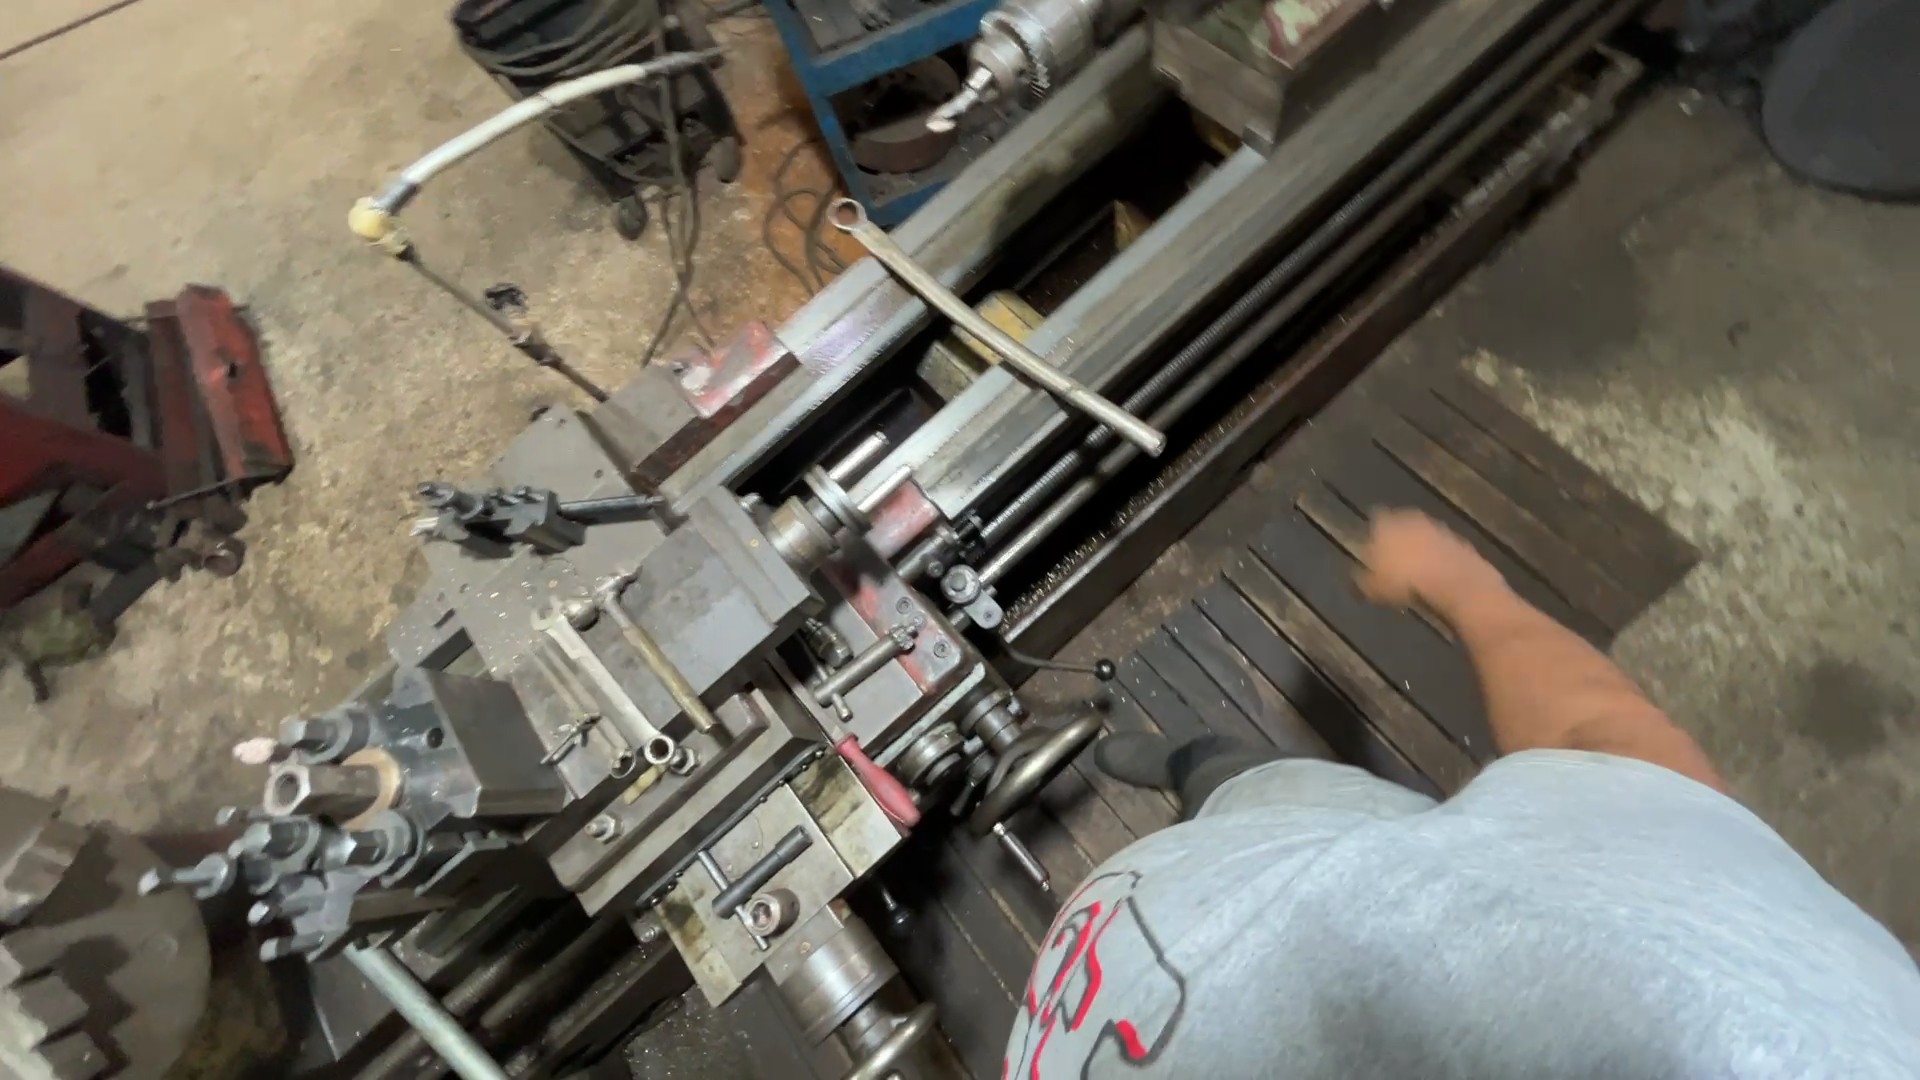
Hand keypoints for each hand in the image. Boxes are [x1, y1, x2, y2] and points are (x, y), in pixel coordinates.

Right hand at [1356, 510, 1507, 613]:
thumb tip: (1357, 575)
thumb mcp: (1372, 587)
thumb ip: (1362, 578)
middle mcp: (1410, 518)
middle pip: (1399, 524)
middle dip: (1396, 538)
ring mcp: (1437, 527)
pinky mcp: (1460, 539)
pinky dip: (1437, 555)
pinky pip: (1441, 546)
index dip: (1372, 534)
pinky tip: (1435, 573)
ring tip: (1414, 568)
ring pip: (1422, 534)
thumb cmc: (1405, 582)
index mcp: (1384, 523)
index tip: (1371, 548)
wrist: (1457, 584)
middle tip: (1392, 557)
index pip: (1374, 520)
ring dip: (1418, 546)